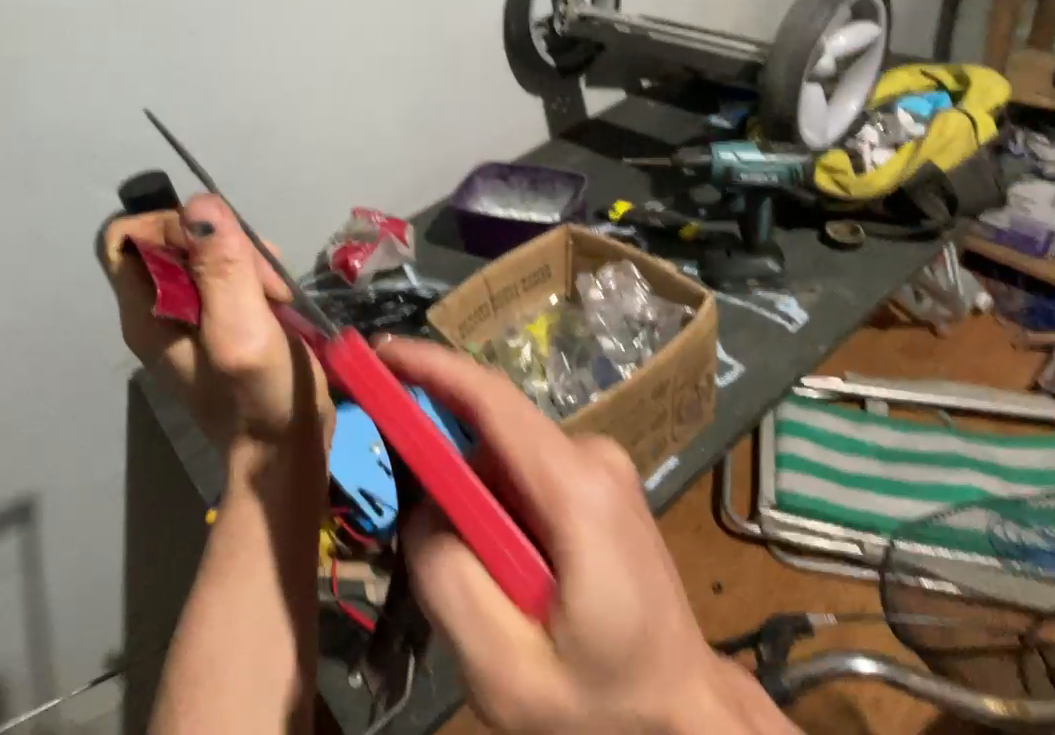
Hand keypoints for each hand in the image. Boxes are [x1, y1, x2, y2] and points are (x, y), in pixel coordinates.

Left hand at [97, 194, 329, 451]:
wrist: (286, 448)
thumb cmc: (258, 397)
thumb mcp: (241, 333)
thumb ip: (222, 270)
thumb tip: (201, 204)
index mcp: (146, 313)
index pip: (127, 237)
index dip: (171, 225)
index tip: (220, 246)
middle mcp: (160, 307)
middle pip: (173, 237)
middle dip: (222, 242)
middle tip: (263, 277)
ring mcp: (193, 312)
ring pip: (208, 250)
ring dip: (249, 259)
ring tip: (278, 294)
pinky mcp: (224, 315)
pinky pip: (231, 271)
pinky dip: (259, 274)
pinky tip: (281, 299)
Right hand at [377, 338, 791, 733]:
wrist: (683, 708)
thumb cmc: (602, 699)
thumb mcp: (506, 670)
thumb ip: (446, 579)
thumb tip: (421, 509)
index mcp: (577, 488)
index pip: (489, 400)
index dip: (426, 368)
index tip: (371, 355)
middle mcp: (592, 456)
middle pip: (485, 435)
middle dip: (436, 473)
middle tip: (421, 548)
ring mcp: (599, 466)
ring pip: (496, 463)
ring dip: (468, 509)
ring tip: (484, 590)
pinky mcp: (596, 482)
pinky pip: (518, 477)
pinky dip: (492, 514)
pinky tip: (509, 577)